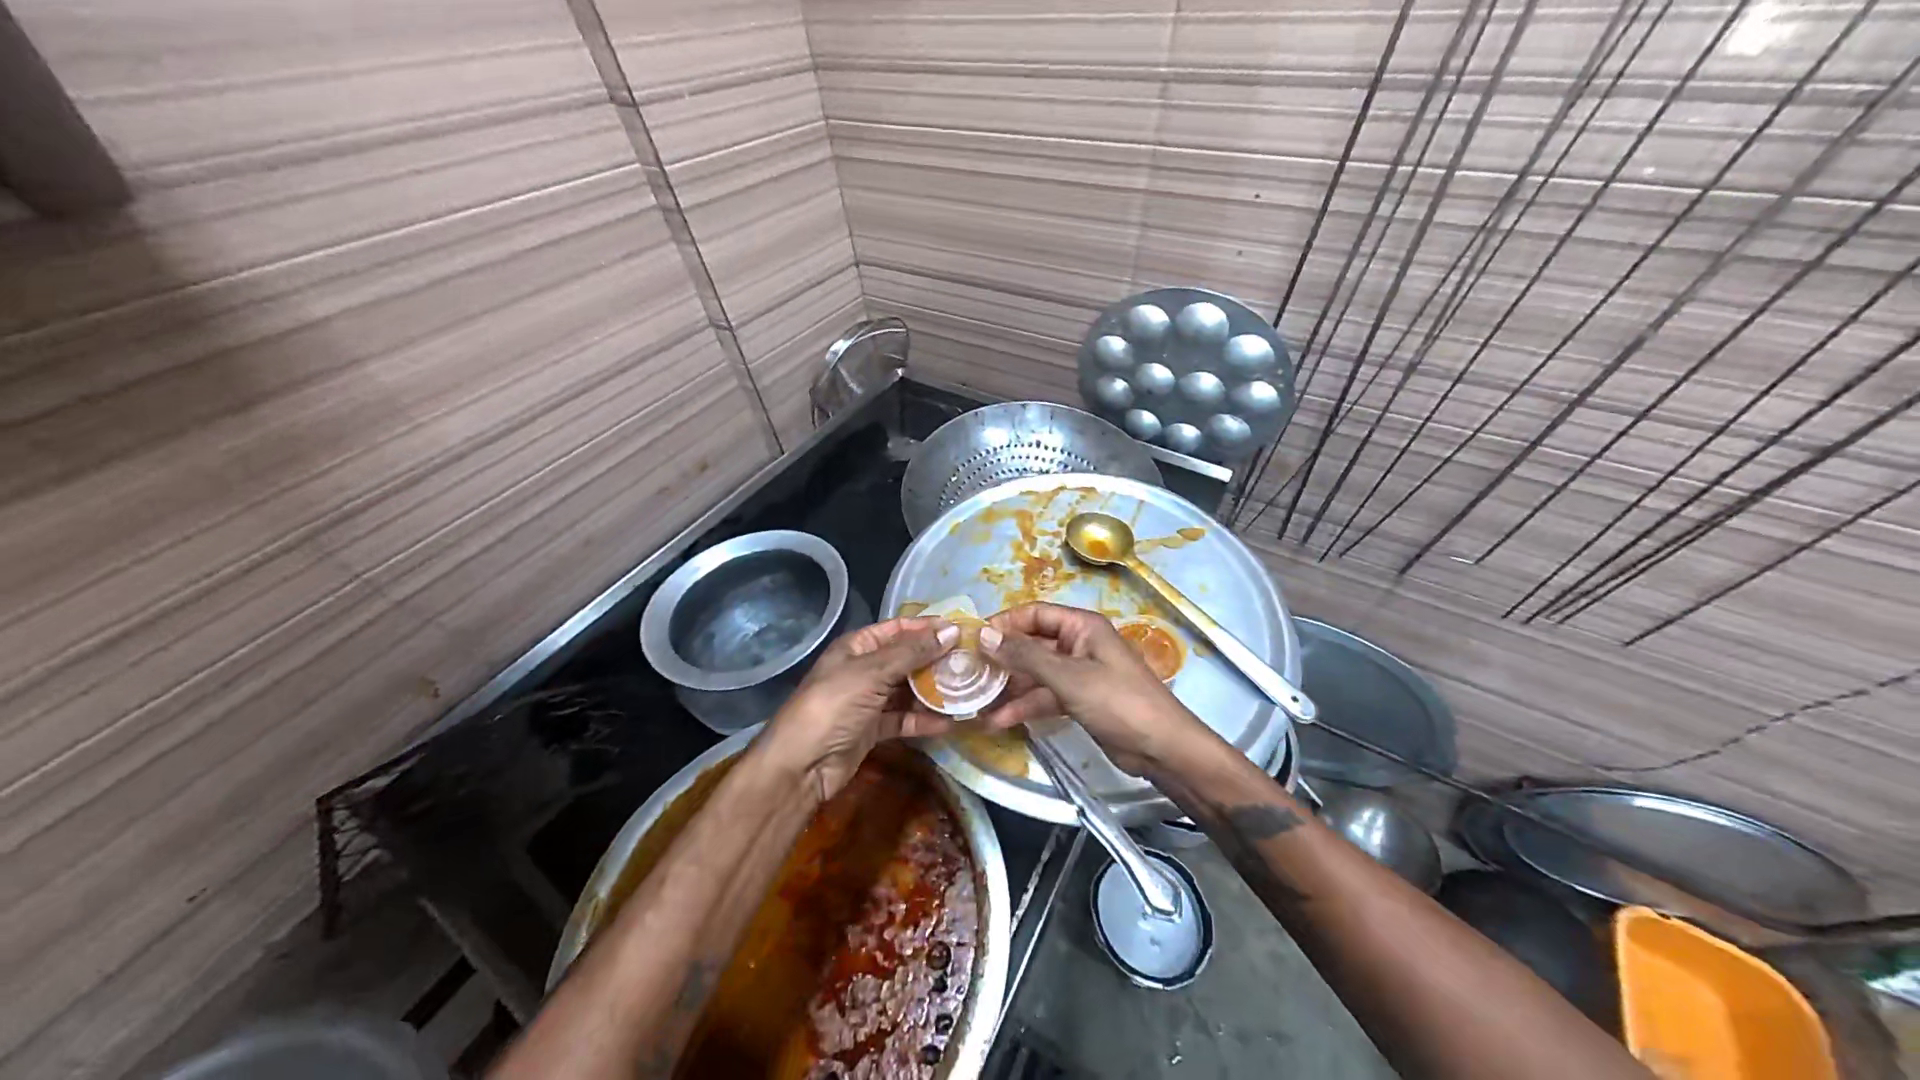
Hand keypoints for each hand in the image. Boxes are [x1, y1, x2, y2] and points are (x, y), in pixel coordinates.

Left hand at [754, 616, 959, 800]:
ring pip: (909, 690)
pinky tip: (952, 722)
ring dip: (936, 691)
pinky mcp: (875, 729)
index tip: (964, 630)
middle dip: (938, 660)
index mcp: (857, 647)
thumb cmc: (833, 707)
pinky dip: (925, 719)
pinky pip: (905, 719)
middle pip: (907, 659)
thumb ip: (912, 653)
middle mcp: (865, 669)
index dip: (929, 628)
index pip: (899, 629)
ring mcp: (869, 700)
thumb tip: (951, 631)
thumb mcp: (871, 673)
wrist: (801, 766)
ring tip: (971, 691)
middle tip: (974, 663)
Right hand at [979, 603, 1211, 773]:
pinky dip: (1025, 707)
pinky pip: (1045, 696)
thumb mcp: (1069, 677)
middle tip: (967, 674)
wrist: (1162, 748)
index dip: (1003, 624)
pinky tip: (999, 721)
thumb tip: (985, 635)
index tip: (972, 640)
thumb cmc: (1119, 702)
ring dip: (1009, 688)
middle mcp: (1078, 644)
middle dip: (1002, 659)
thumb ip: (1025, 656)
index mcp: (1081, 626)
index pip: (1034, 614)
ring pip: (1035, 674)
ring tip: (976, 704)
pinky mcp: (1079, 699)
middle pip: (1031, 644)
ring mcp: (1079, 673)